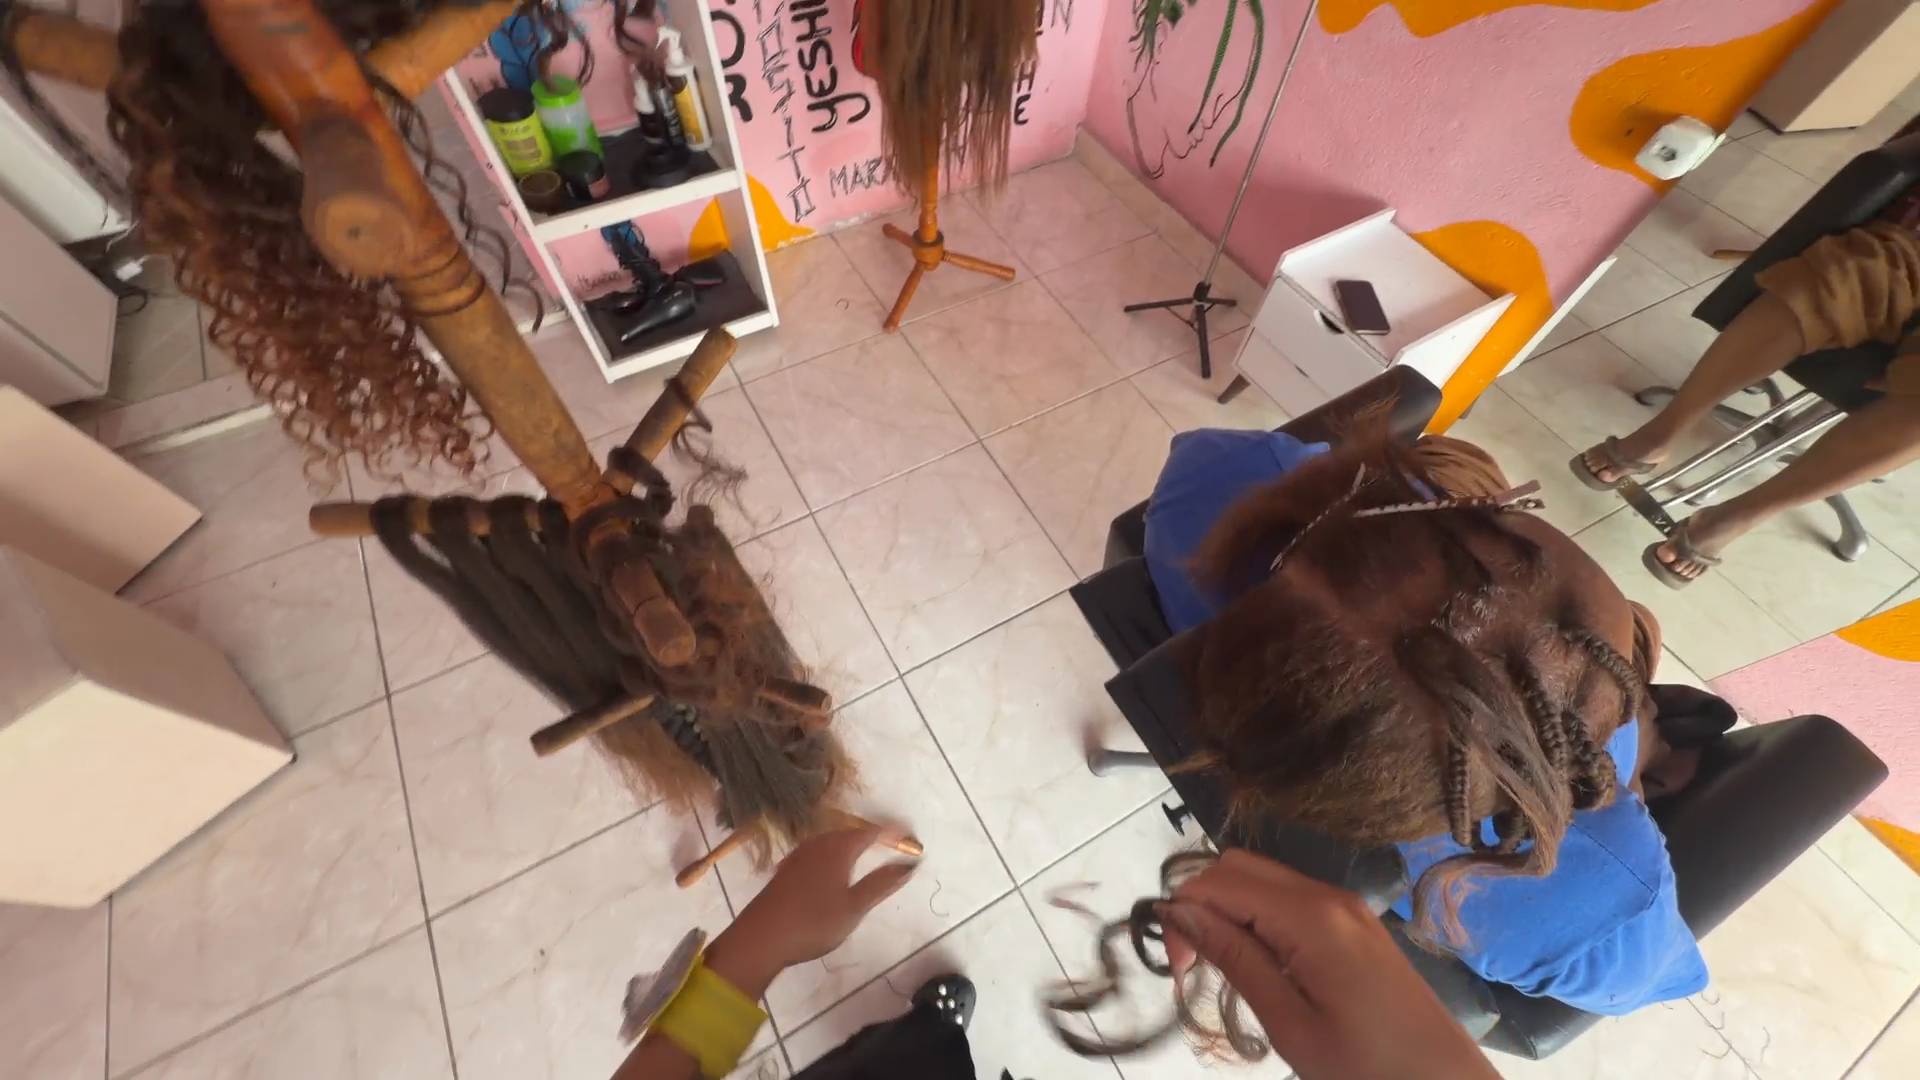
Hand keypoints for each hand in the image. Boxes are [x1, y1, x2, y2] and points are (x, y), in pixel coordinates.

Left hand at [706, 825, 917, 998]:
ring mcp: (799, 855)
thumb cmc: (812, 923)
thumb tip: (909, 864)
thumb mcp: (853, 907)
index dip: (891, 833)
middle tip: (890, 844)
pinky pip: (817, 852)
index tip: (909, 837)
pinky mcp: (787, 869)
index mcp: (838, 848)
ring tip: (864, 854)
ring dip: (850, 845)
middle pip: (850, 833)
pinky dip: (832, 855)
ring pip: (832, 842)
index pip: (871, 832)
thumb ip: (881, 883)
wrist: (760, 939)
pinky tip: (830, 869)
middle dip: (871, 836)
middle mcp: (819, 844)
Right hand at [1160, 850, 1497, 1079]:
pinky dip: (1255, 914)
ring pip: (1258, 876)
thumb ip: (1234, 957)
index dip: (1183, 912)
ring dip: (1226, 907)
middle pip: (1235, 865)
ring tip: (1222, 965)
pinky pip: (1284, 896)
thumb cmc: (1372, 1073)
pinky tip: (1258, 961)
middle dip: (1200, 901)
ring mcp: (1342, 904)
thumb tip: (1177, 910)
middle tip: (1194, 964)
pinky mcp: (1352, 921)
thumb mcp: (1293, 1025)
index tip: (1178, 968)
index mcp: (1309, 915)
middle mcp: (1323, 892)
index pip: (1218, 881)